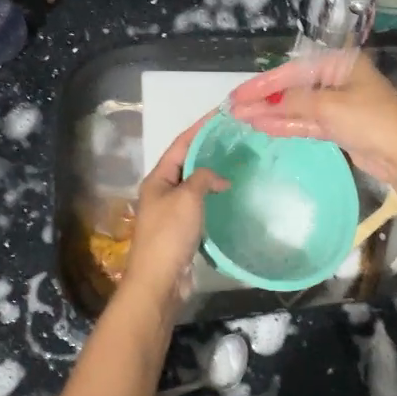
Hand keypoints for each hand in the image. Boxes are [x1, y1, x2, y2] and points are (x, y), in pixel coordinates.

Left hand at [120, 116, 228, 308]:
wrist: (159, 281)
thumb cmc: (169, 235)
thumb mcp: (188, 198)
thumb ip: (203, 178)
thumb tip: (220, 179)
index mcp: (158, 178)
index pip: (181, 144)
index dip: (201, 127)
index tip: (223, 113)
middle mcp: (163, 190)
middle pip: (187, 162)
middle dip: (209, 148)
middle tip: (235, 137)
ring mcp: (172, 211)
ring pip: (195, 184)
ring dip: (213, 173)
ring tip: (238, 161)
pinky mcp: (182, 229)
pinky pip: (200, 204)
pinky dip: (214, 196)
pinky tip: (231, 194)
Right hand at [228, 52, 396, 189]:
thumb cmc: (370, 120)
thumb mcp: (329, 107)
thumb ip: (295, 102)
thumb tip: (268, 103)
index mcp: (341, 63)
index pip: (295, 70)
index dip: (265, 83)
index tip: (239, 94)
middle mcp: (338, 79)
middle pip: (294, 87)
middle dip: (265, 98)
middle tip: (234, 108)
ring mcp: (338, 104)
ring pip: (298, 107)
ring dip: (271, 113)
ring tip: (241, 119)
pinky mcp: (339, 127)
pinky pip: (307, 122)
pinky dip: (286, 124)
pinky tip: (263, 126)